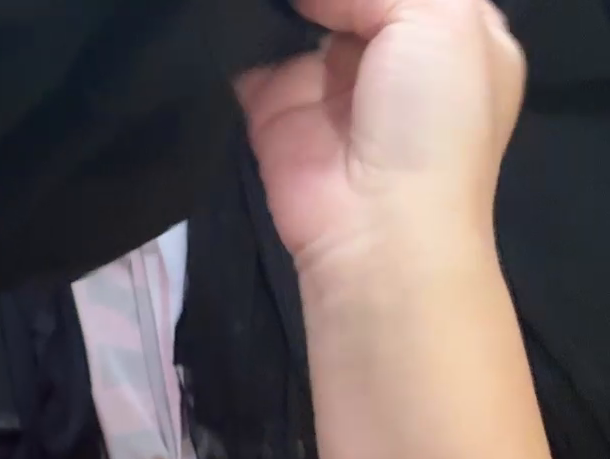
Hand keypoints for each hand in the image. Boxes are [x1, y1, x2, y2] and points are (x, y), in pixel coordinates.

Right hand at [237, 0, 524, 279]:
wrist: (370, 220)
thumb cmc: (428, 118)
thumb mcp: (439, 20)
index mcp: (446, 28)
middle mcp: (384, 55)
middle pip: (346, 4)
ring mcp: (322, 87)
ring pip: (294, 28)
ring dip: (273, 16)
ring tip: (252, 4)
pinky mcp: (269, 117)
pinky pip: (248, 72)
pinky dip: (236, 53)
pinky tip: (228, 32)